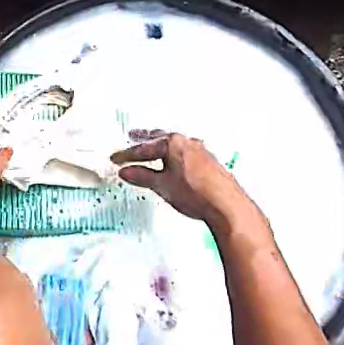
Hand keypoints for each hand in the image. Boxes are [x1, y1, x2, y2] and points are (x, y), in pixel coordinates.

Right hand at [113, 132, 261, 232]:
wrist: (226, 206)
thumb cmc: (198, 193)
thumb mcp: (162, 185)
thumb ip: (142, 176)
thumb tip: (128, 172)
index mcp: (173, 143)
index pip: (144, 149)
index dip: (127, 155)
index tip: (117, 159)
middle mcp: (188, 143)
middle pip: (160, 141)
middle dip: (145, 143)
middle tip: (133, 138)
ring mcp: (200, 152)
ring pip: (175, 146)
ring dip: (161, 149)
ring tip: (152, 152)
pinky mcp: (209, 163)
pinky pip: (186, 154)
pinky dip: (175, 157)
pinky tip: (174, 165)